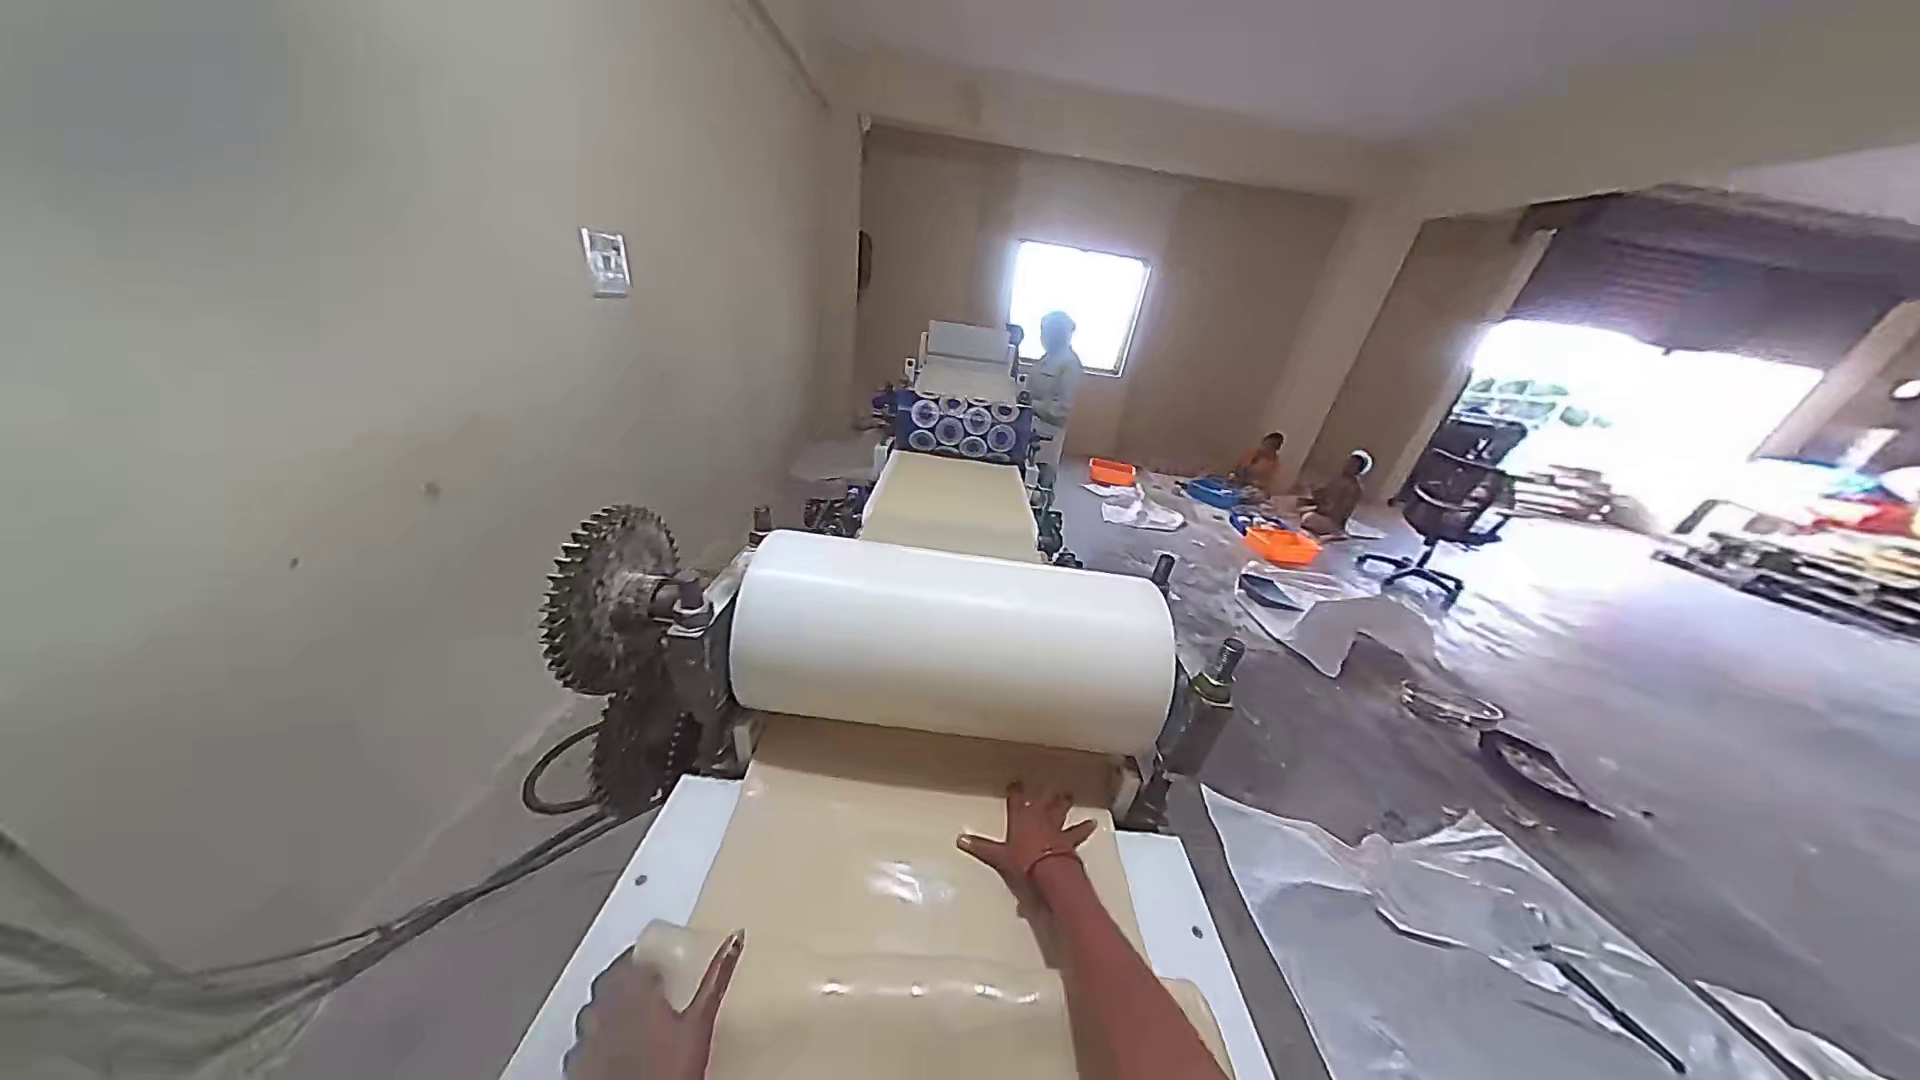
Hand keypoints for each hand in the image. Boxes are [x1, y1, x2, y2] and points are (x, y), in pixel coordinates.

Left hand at [565, 930, 742, 1079]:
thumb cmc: (670, 1069)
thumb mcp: (701, 1021)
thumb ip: (717, 977)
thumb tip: (735, 938)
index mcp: (632, 994)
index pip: (628, 960)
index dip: (642, 956)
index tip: (658, 960)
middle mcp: (602, 1014)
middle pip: (607, 982)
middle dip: (626, 977)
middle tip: (648, 982)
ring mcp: (584, 1045)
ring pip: (592, 1012)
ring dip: (609, 1006)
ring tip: (632, 1014)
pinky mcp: (575, 1073)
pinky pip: (581, 1045)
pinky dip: (596, 1039)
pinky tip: (614, 1049)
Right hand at [957, 783, 1095, 891]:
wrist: (1050, 873)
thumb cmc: (1023, 863)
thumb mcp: (999, 857)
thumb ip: (981, 847)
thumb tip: (960, 840)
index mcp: (1021, 819)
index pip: (1017, 800)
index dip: (1016, 791)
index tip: (1017, 782)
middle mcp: (1039, 819)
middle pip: (1042, 803)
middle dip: (1045, 794)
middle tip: (1050, 784)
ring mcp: (1055, 829)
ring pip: (1060, 812)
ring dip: (1064, 804)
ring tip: (1069, 795)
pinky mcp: (1069, 841)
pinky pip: (1077, 833)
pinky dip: (1084, 828)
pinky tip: (1092, 823)